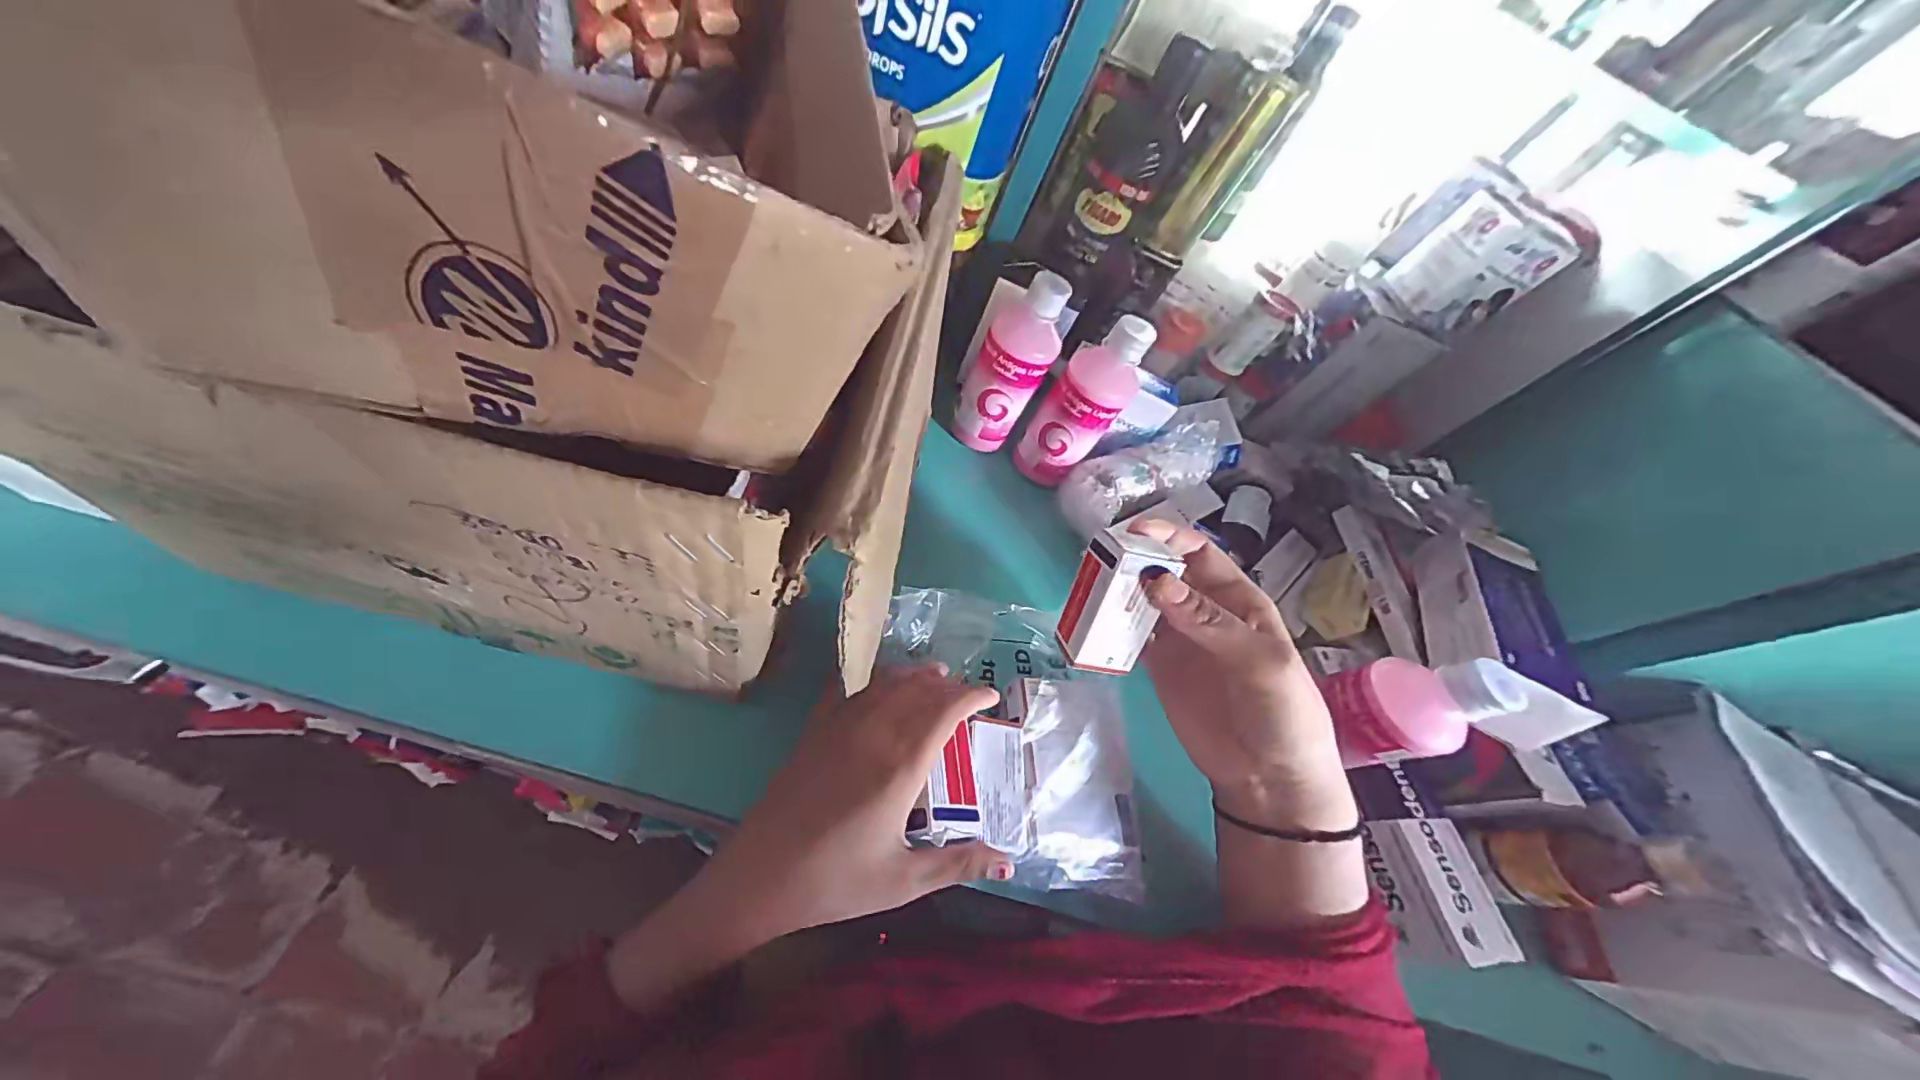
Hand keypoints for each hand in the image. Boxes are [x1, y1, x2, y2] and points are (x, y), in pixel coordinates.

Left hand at [609, 666, 1012, 1010]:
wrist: (760, 877)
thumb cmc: (835, 882)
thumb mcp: (903, 881)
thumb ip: (957, 864)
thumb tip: (1007, 862)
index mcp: (900, 767)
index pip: (944, 711)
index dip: (971, 696)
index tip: (991, 696)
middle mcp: (872, 735)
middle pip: (917, 691)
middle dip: (948, 685)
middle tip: (967, 691)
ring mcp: (838, 728)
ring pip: (884, 685)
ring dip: (913, 676)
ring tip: (933, 676)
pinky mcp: (813, 733)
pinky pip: (847, 692)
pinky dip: (872, 681)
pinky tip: (876, 684)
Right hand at [1130, 518, 1368, 927]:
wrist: (1270, 777)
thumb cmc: (1282, 711)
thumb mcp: (1258, 660)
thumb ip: (1207, 620)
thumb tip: (1154, 581)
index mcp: (1237, 599)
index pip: (1199, 553)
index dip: (1169, 537)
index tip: (1134, 531)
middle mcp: (1203, 610)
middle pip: (1164, 572)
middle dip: (1135, 559)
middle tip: (1099, 557)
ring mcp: (1178, 639)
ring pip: (1142, 601)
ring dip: (1118, 590)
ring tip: (1088, 584)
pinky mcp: (1158, 666)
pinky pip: (1131, 638)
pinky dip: (1111, 627)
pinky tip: (1092, 621)